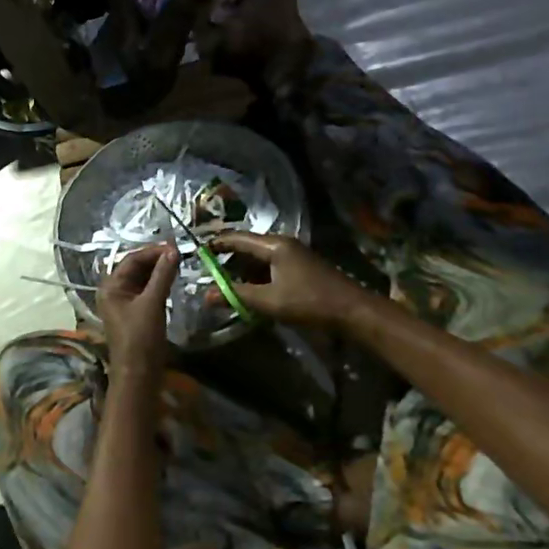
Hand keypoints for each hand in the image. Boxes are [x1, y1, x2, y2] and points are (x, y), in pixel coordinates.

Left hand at [97, 244, 178, 376]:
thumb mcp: (152, 303)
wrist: (138, 375)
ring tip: (179, 265)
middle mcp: (114, 291)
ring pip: (142, 279)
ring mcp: (124, 303)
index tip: (176, 247)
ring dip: (159, 271)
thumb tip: (173, 250)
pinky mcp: (135, 313)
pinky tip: (172, 281)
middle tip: (180, 254)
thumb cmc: (141, 338)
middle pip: (136, 267)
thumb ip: (162, 275)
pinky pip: (146, 291)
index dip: (153, 251)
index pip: (132, 259)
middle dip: (156, 260)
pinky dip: (158, 284)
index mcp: (111, 286)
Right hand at [209, 232, 376, 330]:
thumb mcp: (269, 301)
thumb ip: (236, 295)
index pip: (236, 238)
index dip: (216, 244)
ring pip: (259, 257)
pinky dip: (256, 274)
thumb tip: (206, 294)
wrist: (352, 310)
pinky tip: (249, 289)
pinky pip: (270, 265)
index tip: (196, 252)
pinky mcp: (300, 266)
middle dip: (227, 258)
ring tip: (224, 282)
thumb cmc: (309, 302)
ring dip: (242, 268)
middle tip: (207, 271)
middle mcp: (283, 243)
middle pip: (247, 246)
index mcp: (274, 245)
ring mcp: (294, 254)